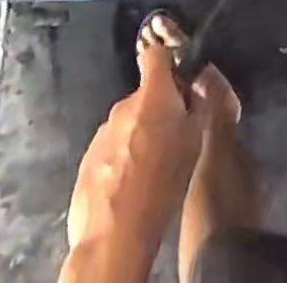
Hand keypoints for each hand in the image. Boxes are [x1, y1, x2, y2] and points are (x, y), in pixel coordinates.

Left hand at [65, 71, 219, 258]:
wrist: (115, 231)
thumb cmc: (165, 178)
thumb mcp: (196, 138)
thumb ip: (199, 104)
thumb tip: (199, 84)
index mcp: (153, 95)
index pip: (156, 55)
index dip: (167, 59)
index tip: (178, 76)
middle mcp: (123, 107)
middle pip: (145, 95)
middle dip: (159, 107)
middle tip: (174, 134)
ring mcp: (101, 133)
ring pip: (128, 123)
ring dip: (140, 133)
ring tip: (151, 165)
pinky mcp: (87, 160)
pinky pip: (112, 147)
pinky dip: (123, 156)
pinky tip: (131, 183)